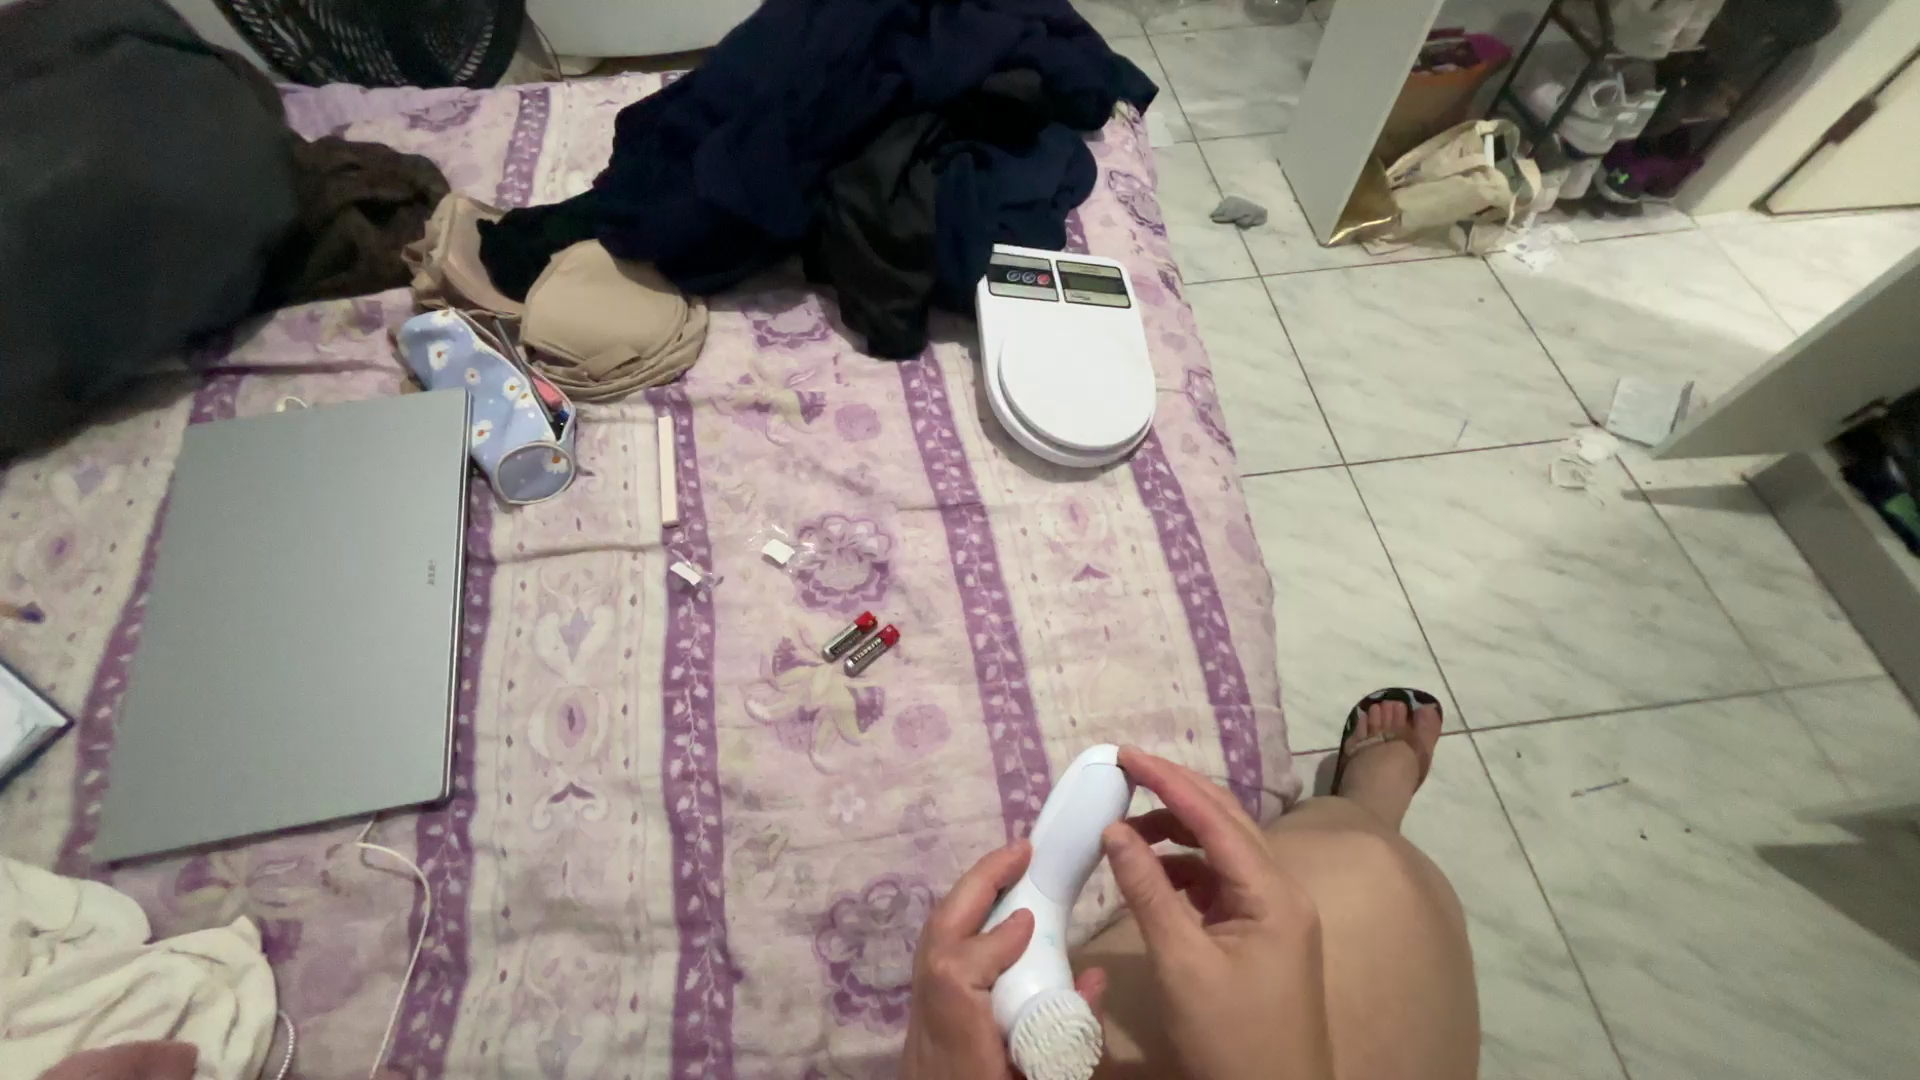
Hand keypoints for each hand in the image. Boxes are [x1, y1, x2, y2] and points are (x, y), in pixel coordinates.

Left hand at [900, 840, 1107, 1079]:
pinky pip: (935, 952)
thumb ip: (1075, 1037)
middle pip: (937, 941)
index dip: (992, 942)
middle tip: (1021, 851)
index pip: (956, 979)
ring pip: (930, 940)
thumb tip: (1095, 978)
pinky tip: (991, 908)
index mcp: (961, 1054)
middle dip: (976, 886)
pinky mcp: (920, 1020)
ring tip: (1009, 867)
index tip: (1030, 919)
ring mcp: (919, 1022)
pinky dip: (961, 919)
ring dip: (969, 895)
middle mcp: (932, 1029)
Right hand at [1102, 748, 1334, 1079]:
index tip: (1124, 755)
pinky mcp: (1254, 929)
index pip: (1213, 816)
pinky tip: (1149, 870)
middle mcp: (1278, 889)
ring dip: (1173, 829)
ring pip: (1218, 845)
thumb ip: (1147, 889)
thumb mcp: (1181, 963)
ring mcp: (1269, 909)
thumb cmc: (1230, 1040)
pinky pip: (1214, 877)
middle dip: (1173, 790)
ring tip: (1125, 826)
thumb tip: (1113, 829)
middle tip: (1125, 770)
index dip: (1167, 780)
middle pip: (1223, 819)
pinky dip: (1179, 865)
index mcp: (1272, 892)